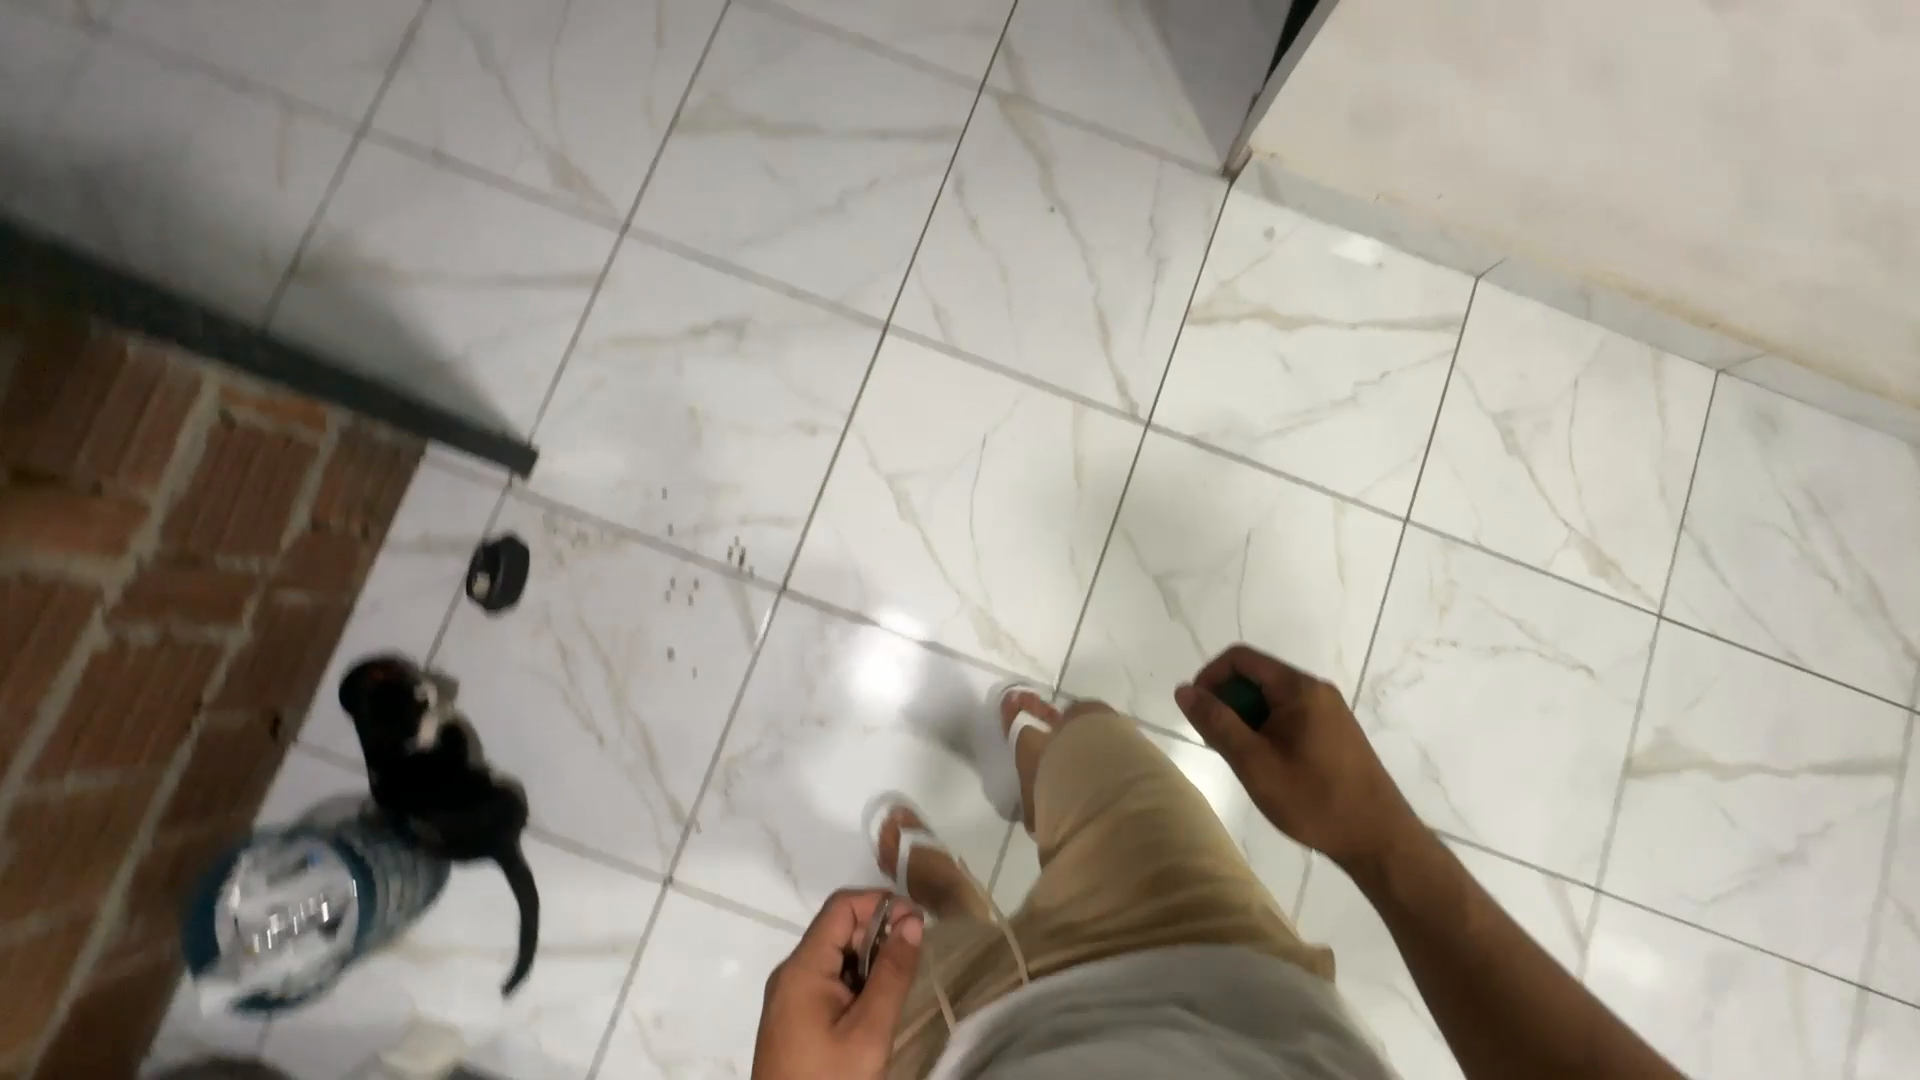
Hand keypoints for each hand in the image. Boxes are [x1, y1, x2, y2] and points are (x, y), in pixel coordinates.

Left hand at [752, 889, 924, 1079]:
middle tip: (914, 957)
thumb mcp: (869, 1031)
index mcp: (802, 967)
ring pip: (836, 955)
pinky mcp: (795, 1018)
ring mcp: (790, 996)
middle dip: (878, 932)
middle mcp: (791, 972)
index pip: (842, 907)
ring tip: (899, 983)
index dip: (880, 904)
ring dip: (870, 959)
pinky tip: (877, 1005)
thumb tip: (913, 920)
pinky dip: (856, 981)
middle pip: (838, 929)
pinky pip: (829, 980)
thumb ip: (892, 973)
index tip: (917, 922)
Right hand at [1175, 644, 1421, 875]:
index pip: (1240, 658)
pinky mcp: (1335, 732)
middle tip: (1218, 743)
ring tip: (1242, 760)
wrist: (1380, 840)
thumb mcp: (1254, 762)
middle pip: (1255, 677)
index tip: (1198, 713)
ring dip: (1245, 720)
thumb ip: (1216, 722)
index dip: (1209, 678)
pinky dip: (1266, 730)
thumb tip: (1184, 690)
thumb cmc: (1314, 799)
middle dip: (1227, 703)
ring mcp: (1329, 711)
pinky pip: (1288, 716)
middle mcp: (1316, 690)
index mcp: (1298, 689)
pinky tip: (1268, 766)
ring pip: (1270, 700)